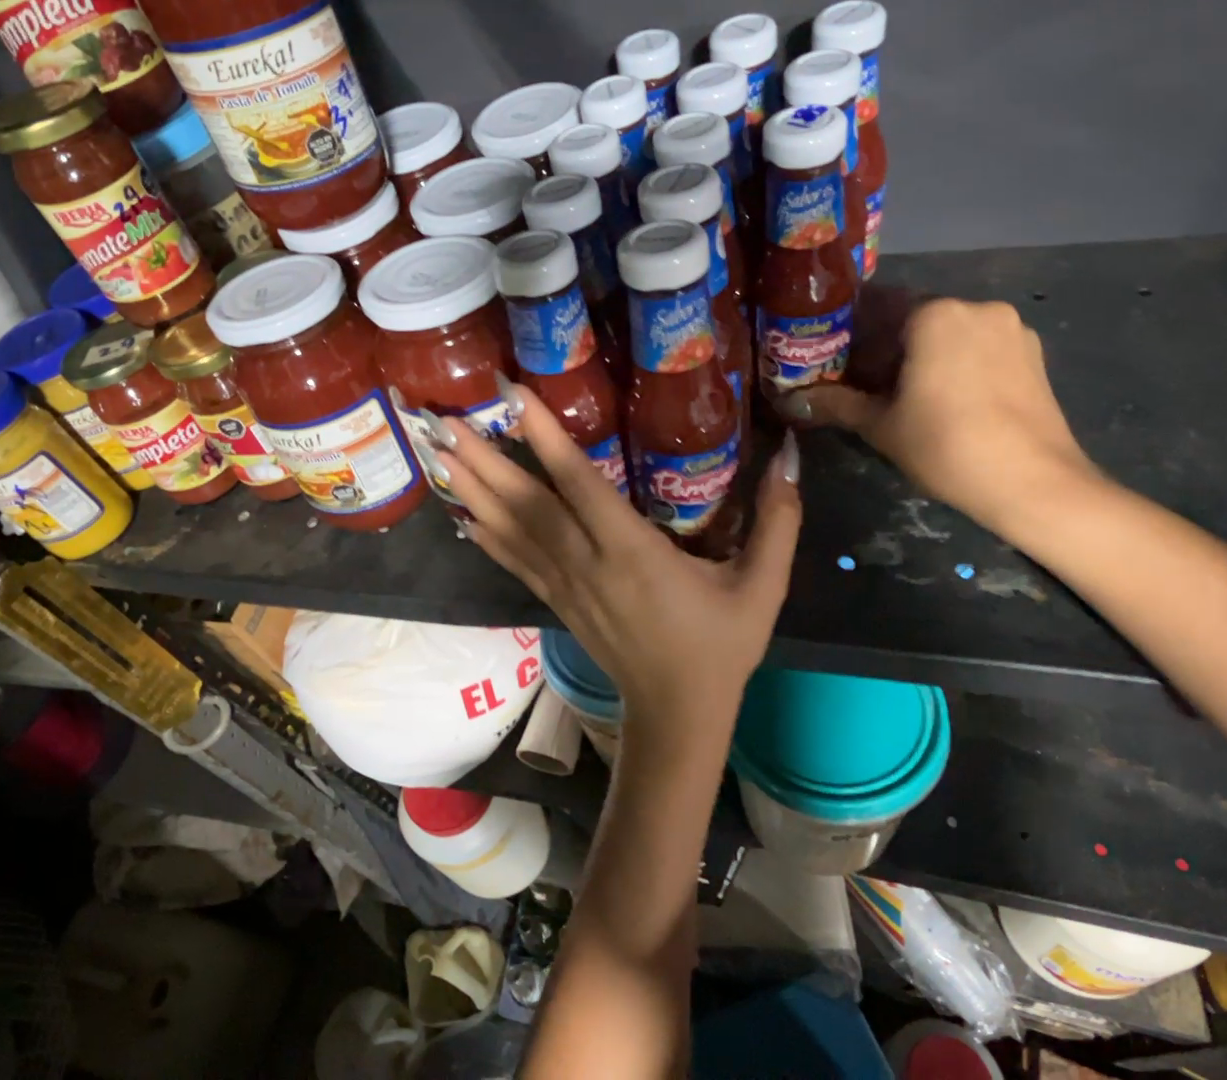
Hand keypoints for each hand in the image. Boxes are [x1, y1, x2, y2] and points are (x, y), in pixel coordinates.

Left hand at [426, 384, 802, 728]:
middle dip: (481, 457)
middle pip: (524, 502)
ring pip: (508, 529)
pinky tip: (459, 510)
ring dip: (469, 487)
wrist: (677, 712)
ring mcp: (564, 584)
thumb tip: (791, 453)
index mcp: (632, 551)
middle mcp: (586, 562)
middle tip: (440, 416)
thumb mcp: (762, 586)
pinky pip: (511, 560)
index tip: (508, 393)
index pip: (578, 483)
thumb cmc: (720, 646)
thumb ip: (778, 520)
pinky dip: (483, 532)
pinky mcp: (555, 601)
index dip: (543, 436)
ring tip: (434, 449)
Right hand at [783, 297, 1100, 531]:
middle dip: (893, 351)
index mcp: (934, 314)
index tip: (841, 372)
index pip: (878, 313)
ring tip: (913, 402)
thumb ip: (837, 404)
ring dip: (929, 359)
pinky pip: (983, 351)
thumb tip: (792, 400)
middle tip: (873, 391)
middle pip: (918, 322)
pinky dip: (961, 368)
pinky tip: (952, 405)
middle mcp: (977, 307)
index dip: (854, 343)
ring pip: (953, 336)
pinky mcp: (1035, 355)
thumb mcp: (881, 427)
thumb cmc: (945, 446)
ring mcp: (1013, 329)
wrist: (1031, 481)